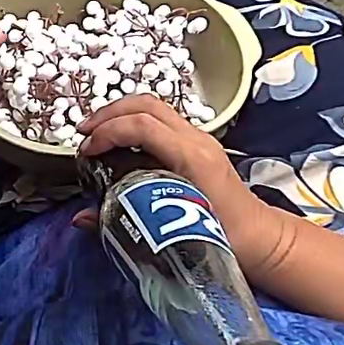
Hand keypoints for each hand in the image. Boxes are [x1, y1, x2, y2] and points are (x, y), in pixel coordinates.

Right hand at [74, 96, 285, 275]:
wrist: (262, 239)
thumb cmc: (226, 239)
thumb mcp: (169, 233)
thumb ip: (121, 222)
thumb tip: (81, 218)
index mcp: (193, 158)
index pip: (143, 126)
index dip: (109, 131)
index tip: (87, 150)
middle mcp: (197, 140)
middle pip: (146, 105)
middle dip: (109, 114)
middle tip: (84, 133)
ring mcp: (199, 139)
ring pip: (154, 107)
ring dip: (120, 115)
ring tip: (96, 133)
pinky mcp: (197, 144)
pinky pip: (160, 121)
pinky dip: (133, 123)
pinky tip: (119, 142)